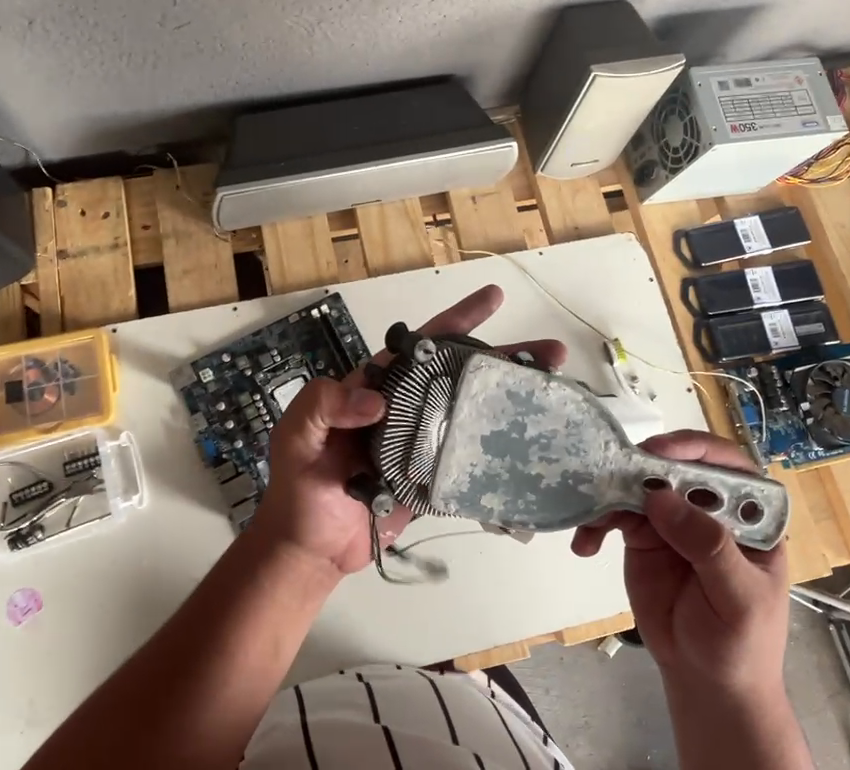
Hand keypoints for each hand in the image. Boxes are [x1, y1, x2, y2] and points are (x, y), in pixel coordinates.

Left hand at [251, 285, 565, 577]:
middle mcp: (405, 409)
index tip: (494, 300)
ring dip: (511, 397)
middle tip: (551, 351)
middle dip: (504, 357)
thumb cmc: (297, 491)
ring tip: (553, 387)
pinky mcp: (432, 479)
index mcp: (375, 388)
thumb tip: (376, 399)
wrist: (310, 550)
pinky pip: (470, 456)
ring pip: (472, 410)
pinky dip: (500, 447)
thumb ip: (323, 406)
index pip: (422, 345)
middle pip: (460, 374)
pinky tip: (534, 441)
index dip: (457, 321)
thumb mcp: (296, 436)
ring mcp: (422, 443)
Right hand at [570, 431, 790, 699]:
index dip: (698, 449)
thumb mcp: (738, 598)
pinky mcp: (642, 536)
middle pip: (677, 467)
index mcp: (748, 516)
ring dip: (610, 493)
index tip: (663, 452)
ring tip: (593, 518)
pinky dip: (595, 522)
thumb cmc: (741, 642)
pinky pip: (614, 514)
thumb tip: (661, 497)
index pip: (728, 466)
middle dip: (644, 465)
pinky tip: (585, 544)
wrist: (707, 682)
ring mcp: (673, 520)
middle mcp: (710, 509)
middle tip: (615, 474)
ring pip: (640, 486)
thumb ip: (708, 547)